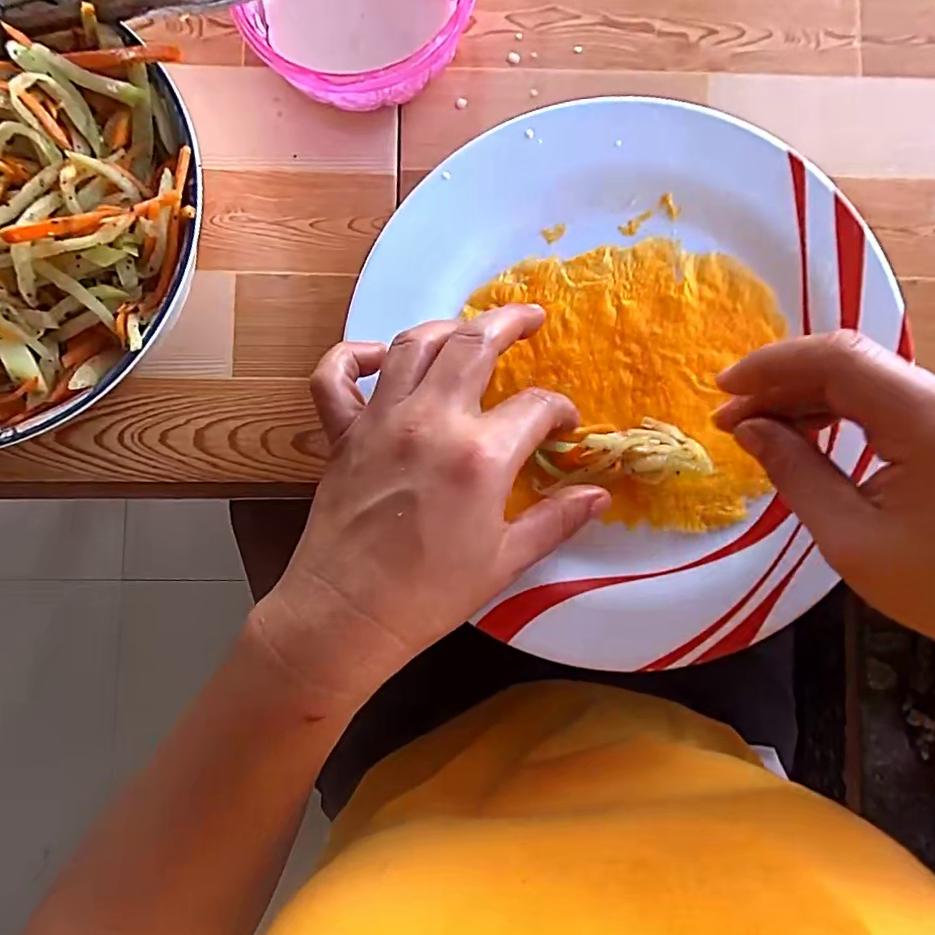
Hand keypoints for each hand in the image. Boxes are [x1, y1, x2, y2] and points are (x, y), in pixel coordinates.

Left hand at [247, 305, 609, 706]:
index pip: (535, 407)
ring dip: (446, 327)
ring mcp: (381, 421)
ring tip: (468, 329)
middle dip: (510, 322)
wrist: (347, 616)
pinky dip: (353, 356)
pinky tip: (376, 356)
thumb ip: (557, 519)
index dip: (559, 411)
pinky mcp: (342, 433)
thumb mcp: (506, 559)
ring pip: (412, 344)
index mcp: (480, 455)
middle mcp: (431, 421)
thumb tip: (599, 495)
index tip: (564, 426)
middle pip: (474, 343)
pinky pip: (336, 375)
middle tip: (530, 318)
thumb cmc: (430, 595)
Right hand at [714, 331, 934, 679]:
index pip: (846, 360)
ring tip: (766, 423)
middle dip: (787, 385)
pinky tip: (818, 425)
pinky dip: (854, 407)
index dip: (775, 363)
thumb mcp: (851, 541)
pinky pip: (906, 395)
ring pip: (881, 378)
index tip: (725, 387)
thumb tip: (749, 426)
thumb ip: (794, 472)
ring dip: (816, 395)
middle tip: (734, 416)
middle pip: (861, 365)